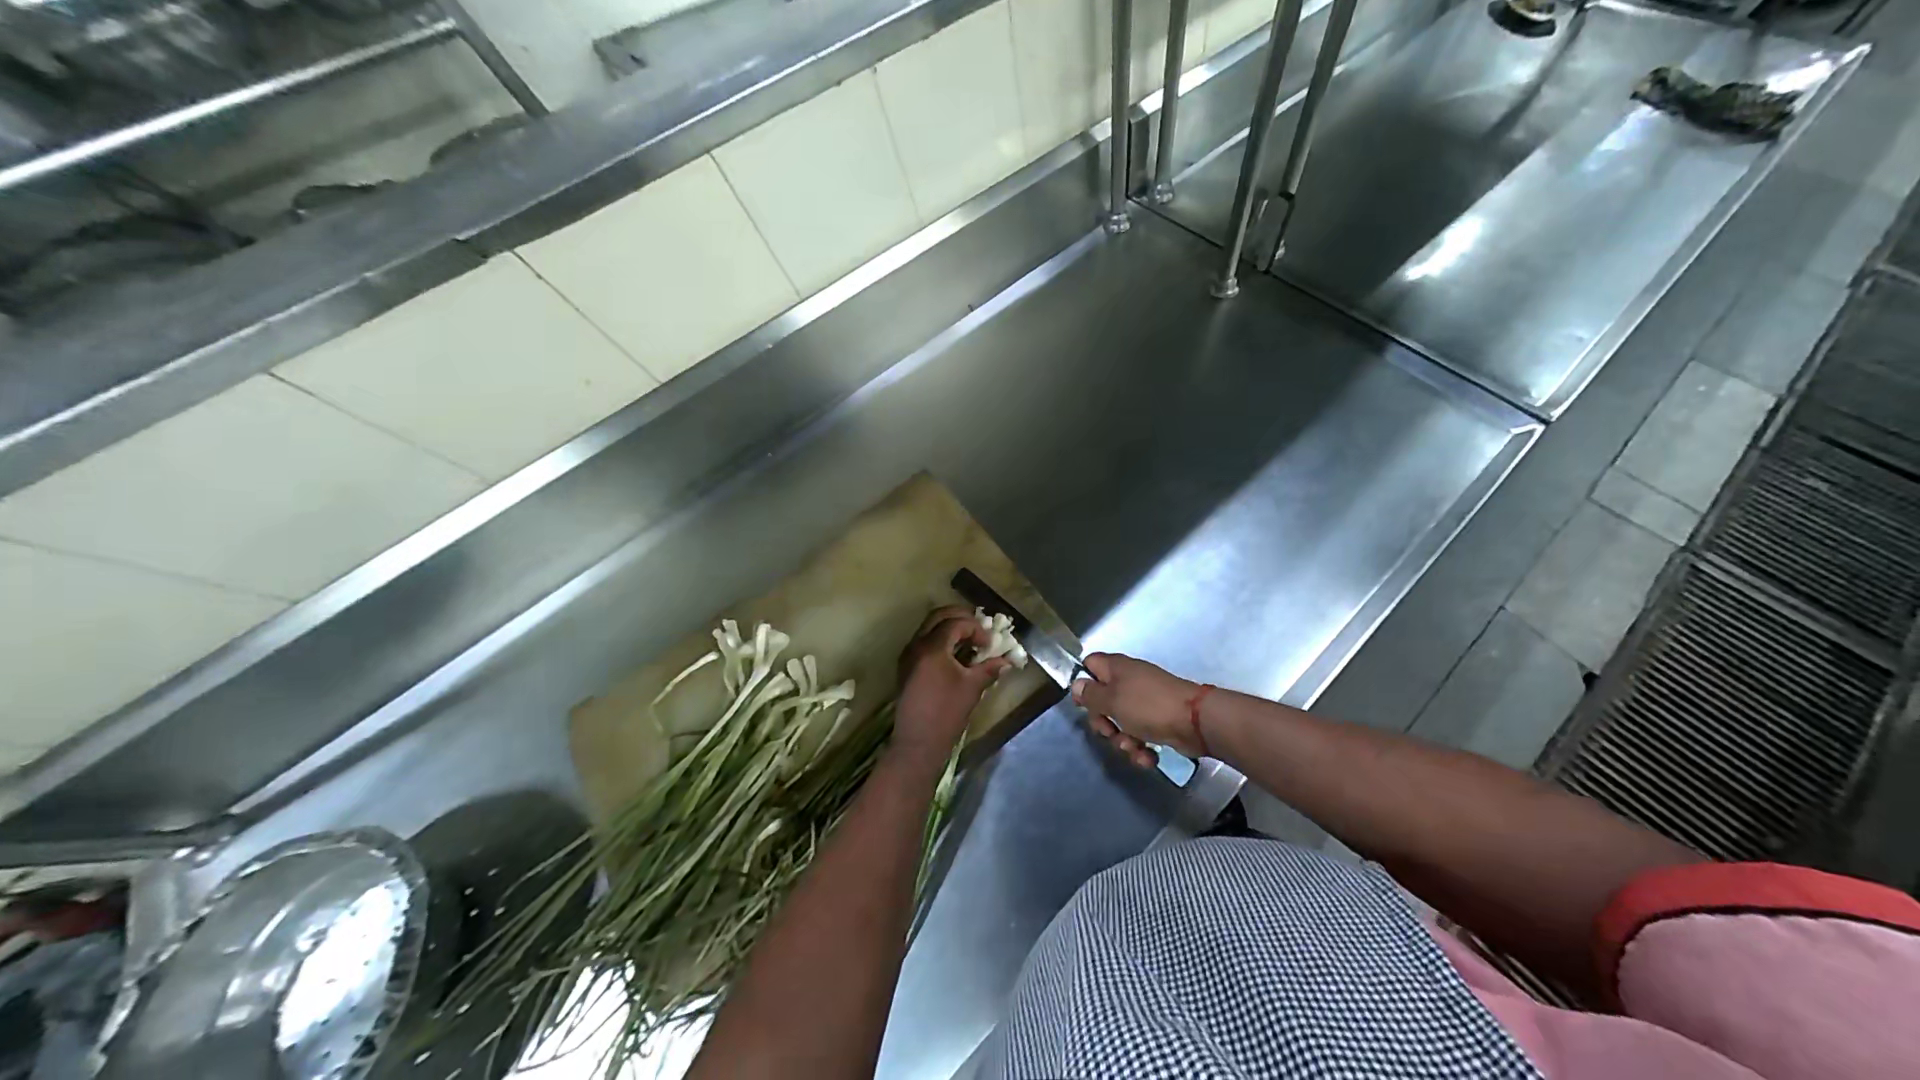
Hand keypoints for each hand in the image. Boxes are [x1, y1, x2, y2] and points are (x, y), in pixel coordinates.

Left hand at [893, 606, 1011, 759]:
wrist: (918, 741)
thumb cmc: (946, 713)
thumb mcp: (972, 688)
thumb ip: (989, 669)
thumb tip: (1007, 661)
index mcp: (932, 648)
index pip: (955, 623)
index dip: (975, 628)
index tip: (989, 642)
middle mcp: (916, 645)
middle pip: (938, 617)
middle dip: (960, 617)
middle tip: (979, 628)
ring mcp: (908, 655)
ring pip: (928, 627)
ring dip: (949, 627)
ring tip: (969, 640)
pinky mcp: (906, 666)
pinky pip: (923, 641)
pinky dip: (940, 639)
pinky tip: (955, 653)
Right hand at [1073, 653, 1204, 765]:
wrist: (1195, 722)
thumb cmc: (1148, 706)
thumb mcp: (1112, 700)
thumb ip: (1090, 694)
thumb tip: (1076, 685)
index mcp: (1117, 669)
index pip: (1090, 665)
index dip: (1083, 683)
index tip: (1082, 704)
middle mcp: (1129, 682)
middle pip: (1103, 701)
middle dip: (1104, 722)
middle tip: (1110, 731)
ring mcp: (1145, 702)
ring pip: (1121, 723)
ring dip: (1123, 740)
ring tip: (1133, 748)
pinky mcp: (1158, 721)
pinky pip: (1140, 735)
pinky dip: (1141, 748)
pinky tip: (1148, 756)